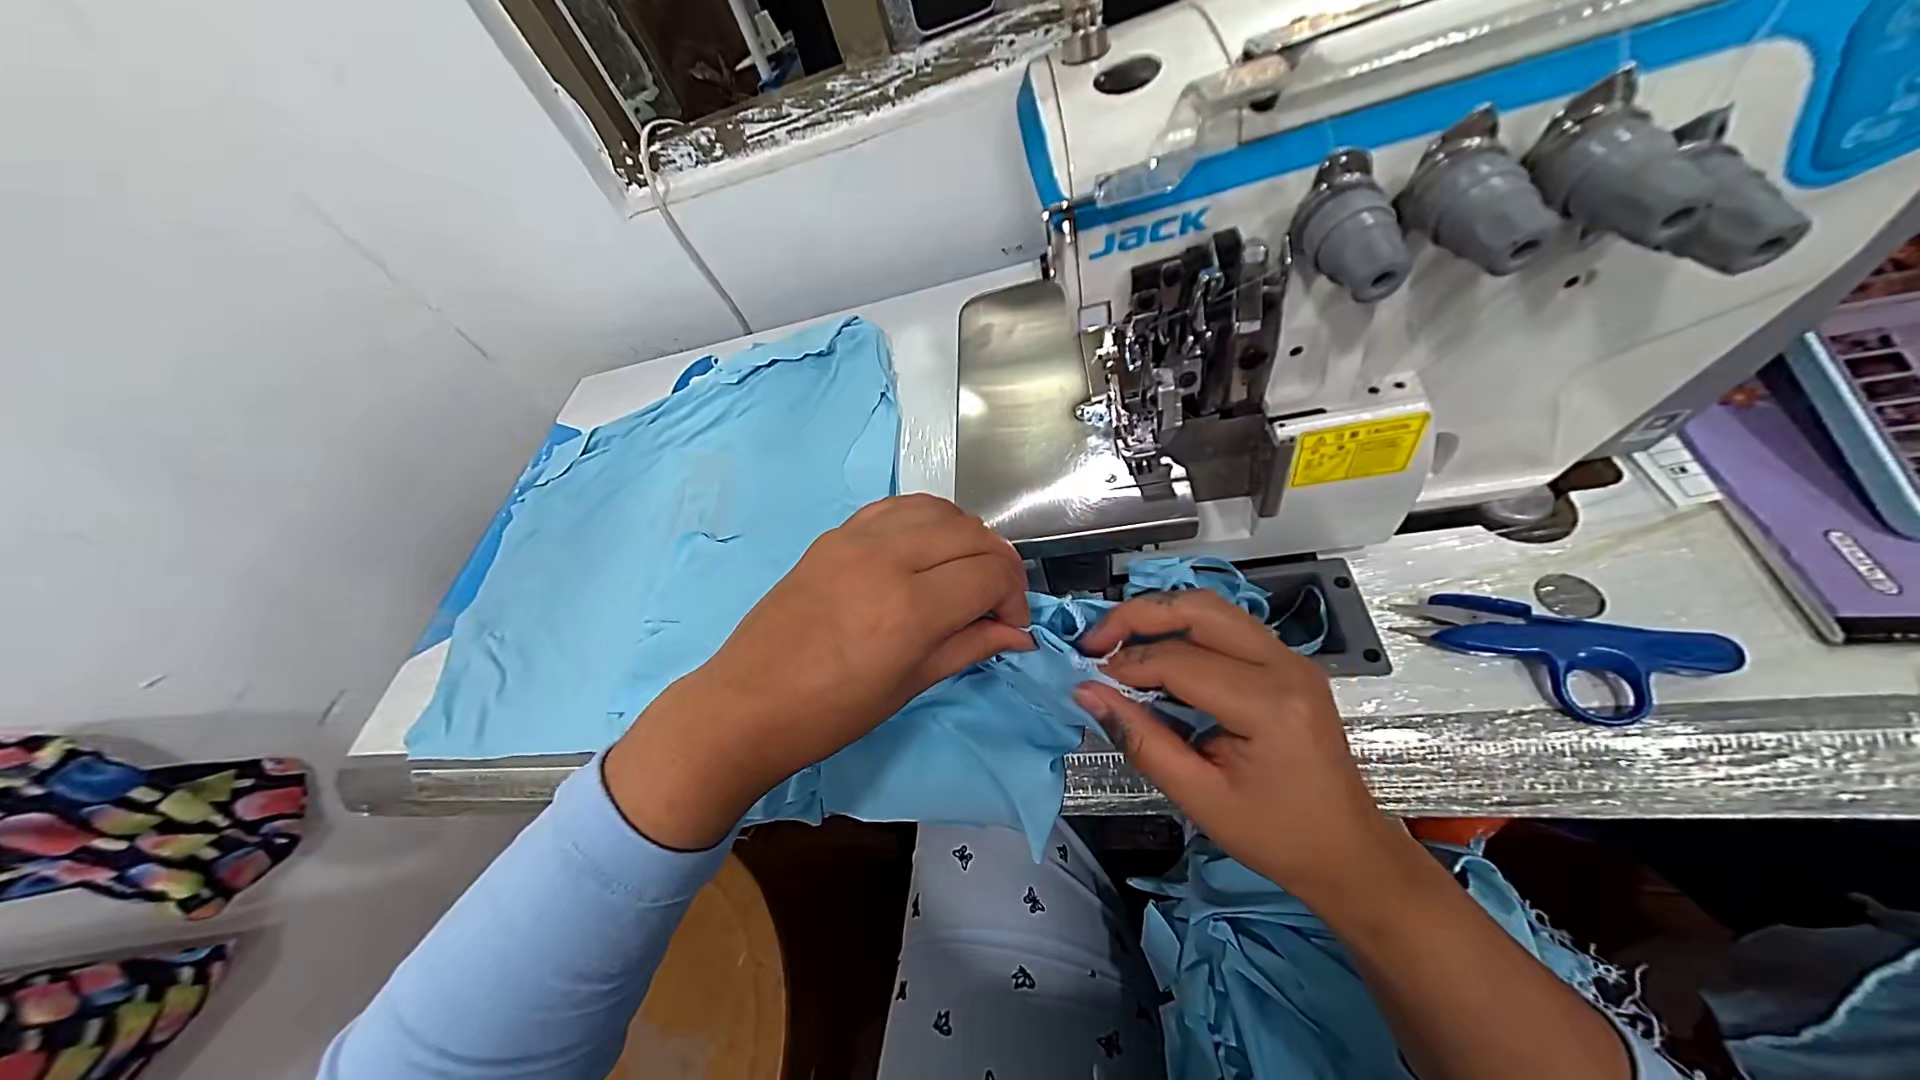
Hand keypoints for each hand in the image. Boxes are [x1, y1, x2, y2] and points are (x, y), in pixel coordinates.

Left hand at [606, 495, 1033, 848]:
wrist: (747, 703)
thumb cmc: (831, 713)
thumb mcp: (910, 685)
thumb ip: (971, 646)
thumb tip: (1019, 633)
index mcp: (910, 608)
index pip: (991, 573)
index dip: (1014, 597)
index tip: (1009, 624)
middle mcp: (887, 558)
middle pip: (973, 533)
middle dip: (999, 564)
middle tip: (995, 600)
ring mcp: (856, 538)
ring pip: (939, 509)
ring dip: (966, 536)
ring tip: (964, 572)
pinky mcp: (834, 534)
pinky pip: (897, 507)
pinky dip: (927, 520)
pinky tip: (926, 549)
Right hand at [1072, 590, 1402, 903]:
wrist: (1349, 851)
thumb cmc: (1278, 835)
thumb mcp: (1199, 797)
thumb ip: (1140, 739)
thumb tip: (1088, 693)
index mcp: (1270, 705)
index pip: (1179, 661)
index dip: (1126, 666)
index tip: (1091, 680)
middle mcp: (1285, 666)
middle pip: (1199, 609)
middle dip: (1137, 616)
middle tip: (1095, 642)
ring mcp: (1291, 658)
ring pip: (1212, 608)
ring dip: (1158, 616)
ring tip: (1117, 642)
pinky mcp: (1287, 662)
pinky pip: (1226, 625)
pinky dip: (1182, 628)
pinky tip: (1155, 651)